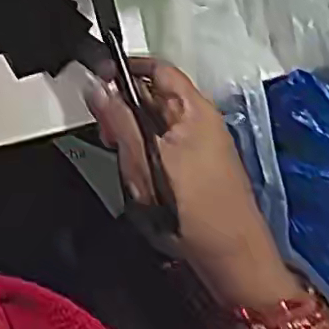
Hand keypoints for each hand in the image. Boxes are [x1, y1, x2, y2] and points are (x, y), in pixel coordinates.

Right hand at [86, 59, 302, 306]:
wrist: (233, 262)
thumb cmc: (199, 209)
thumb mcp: (146, 156)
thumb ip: (118, 118)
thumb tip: (96, 88)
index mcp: (195, 110)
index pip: (157, 68)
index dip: (126, 67)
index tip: (99, 76)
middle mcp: (198, 121)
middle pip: (150, 95)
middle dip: (122, 108)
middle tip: (106, 127)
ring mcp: (196, 145)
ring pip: (150, 122)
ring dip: (130, 136)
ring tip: (126, 161)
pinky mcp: (191, 167)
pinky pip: (157, 146)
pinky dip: (142, 154)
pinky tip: (138, 176)